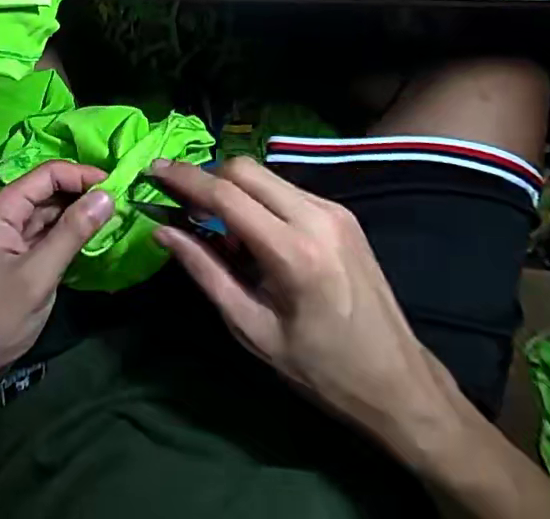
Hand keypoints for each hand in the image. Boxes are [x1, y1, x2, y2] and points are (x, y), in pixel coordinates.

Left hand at [0, 162, 114, 394]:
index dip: (83, 175)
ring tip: (114, 219)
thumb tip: (107, 195)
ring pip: (51, 210)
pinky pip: (48, 232)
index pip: (48, 173)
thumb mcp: (38, 275)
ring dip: (80, 212)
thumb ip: (72, 232)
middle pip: (51, 189)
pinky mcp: (18, 255)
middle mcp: (5, 214)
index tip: (118, 186)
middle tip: (122, 204)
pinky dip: (70, 232)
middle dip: (85, 192)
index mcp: (3, 208)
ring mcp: (11, 235)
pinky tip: (93, 238)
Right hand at [148, 156, 457, 438]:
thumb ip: (205, 272)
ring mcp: (334, 211)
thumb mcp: (252, 328)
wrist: (397, 380)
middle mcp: (317, 217)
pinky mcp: (343, 213)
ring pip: (266, 176)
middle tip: (179, 201)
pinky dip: (259, 199)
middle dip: (206, 177)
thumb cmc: (319, 369)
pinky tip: (251, 233)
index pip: (226, 196)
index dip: (184, 179)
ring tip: (213, 225)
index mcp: (293, 252)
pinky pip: (287, 190)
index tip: (153, 170)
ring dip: (232, 188)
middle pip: (245, 169)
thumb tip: (162, 231)